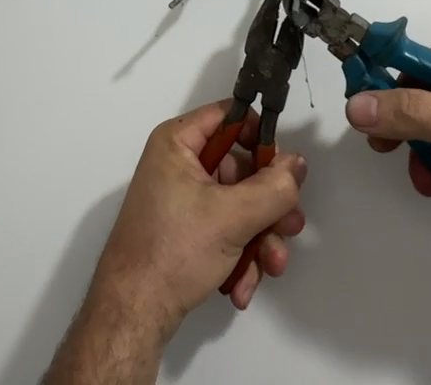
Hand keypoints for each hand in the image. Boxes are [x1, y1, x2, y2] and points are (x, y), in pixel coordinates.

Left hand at [91, 100, 307, 332]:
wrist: (133, 314)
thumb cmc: (173, 252)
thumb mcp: (232, 216)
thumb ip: (274, 187)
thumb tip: (297, 164)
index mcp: (178, 143)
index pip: (229, 116)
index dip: (259, 136)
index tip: (282, 168)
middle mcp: (179, 165)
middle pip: (242, 168)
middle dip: (269, 207)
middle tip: (288, 227)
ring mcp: (183, 200)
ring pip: (239, 206)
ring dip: (260, 239)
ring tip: (269, 267)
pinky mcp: (187, 232)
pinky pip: (226, 231)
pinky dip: (240, 257)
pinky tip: (241, 287)